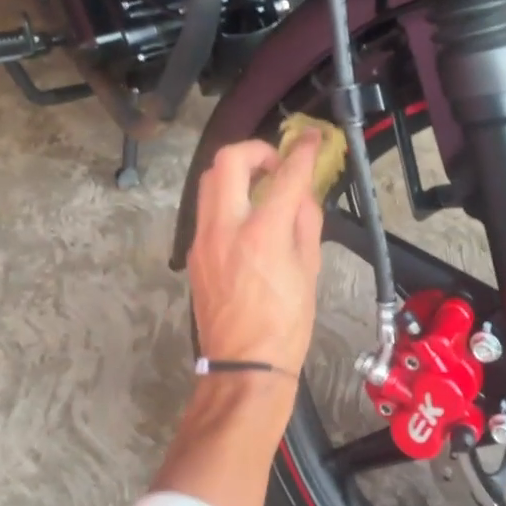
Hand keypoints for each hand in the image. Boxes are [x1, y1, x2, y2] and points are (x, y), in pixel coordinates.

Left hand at [189, 133, 326, 376]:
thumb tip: (301, 194)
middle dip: (255, 150)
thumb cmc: (286, 325)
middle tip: (276, 163)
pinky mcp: (194, 252)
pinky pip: (207, 209)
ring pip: (209, 180)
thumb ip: (305, 223)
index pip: (285, 176)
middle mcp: (225, 228)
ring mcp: (204, 239)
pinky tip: (247, 217)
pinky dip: (227, 199)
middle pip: (228, 160)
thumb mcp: (309, 271)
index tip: (311, 139)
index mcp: (262, 234)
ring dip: (235, 172)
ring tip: (260, 186)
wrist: (244, 366)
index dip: (302, 151)